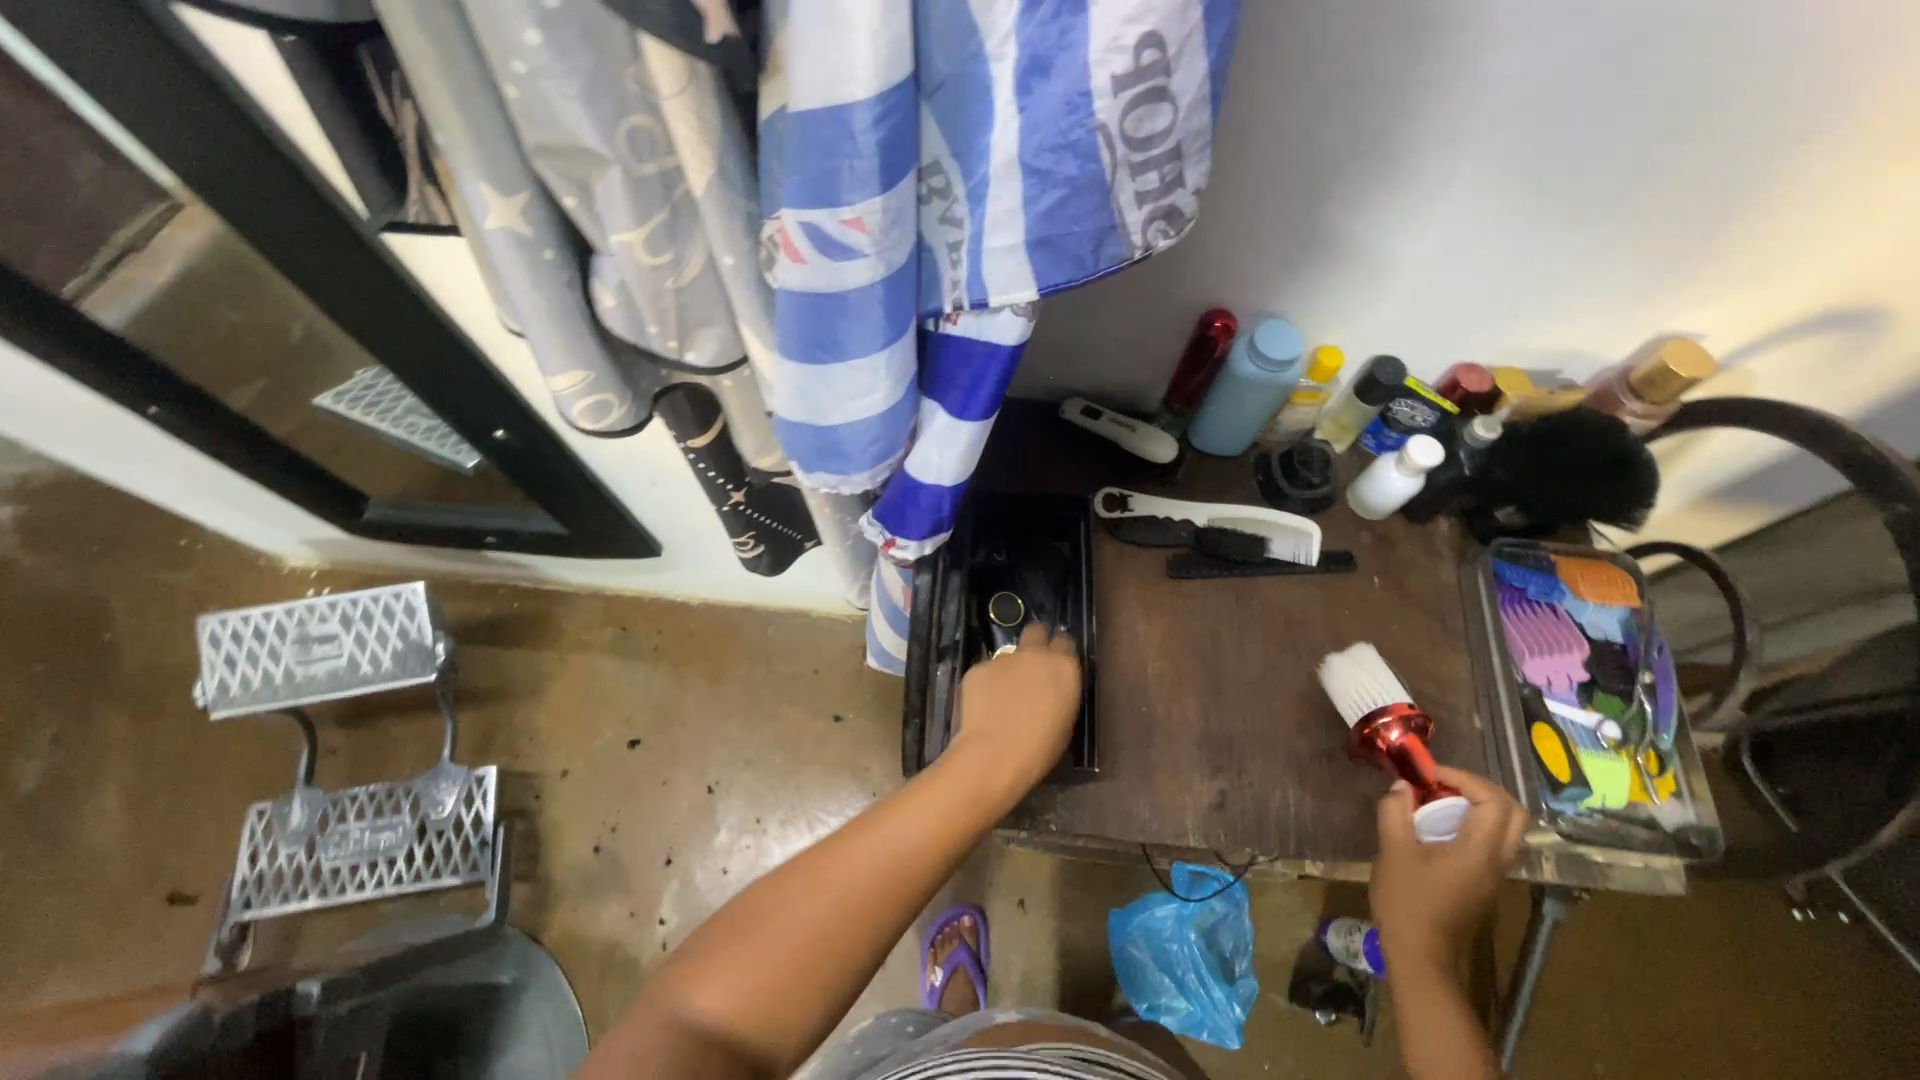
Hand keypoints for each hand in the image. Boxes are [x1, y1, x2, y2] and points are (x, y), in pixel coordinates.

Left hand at [948, 623, 1081, 792]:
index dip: (1059, 653)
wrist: (995, 754)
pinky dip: (986, 683)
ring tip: (1002, 696)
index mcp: (1064, 667)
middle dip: (1035, 642)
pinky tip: (984, 705)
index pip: (1065, 642)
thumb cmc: (1040, 748)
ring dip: (1009, 668)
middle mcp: (1035, 654)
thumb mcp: (1065, 720)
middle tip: (1030, 666)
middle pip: (1036, 631)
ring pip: (1009, 653)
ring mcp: (1004, 658)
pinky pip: (986, 670)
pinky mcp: (978, 667)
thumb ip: (1060, 692)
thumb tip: (1051, 688)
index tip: (1054, 667)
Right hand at [1370, 767, 1524, 972]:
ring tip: (1439, 802)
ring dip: (1478, 807)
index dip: (1465, 778)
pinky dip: (1473, 825)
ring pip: (1506, 829)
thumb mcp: (1392, 850)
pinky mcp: (1484, 884)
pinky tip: (1438, 828)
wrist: (1420, 953)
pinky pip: (1492, 843)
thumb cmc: (1407, 901)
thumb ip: (1395, 811)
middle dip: (1481, 789)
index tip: (1431, 775)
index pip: (1494, 801)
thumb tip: (1402, 786)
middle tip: (1445, 784)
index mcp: (1479, 851)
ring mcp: (1494, 875)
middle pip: (1513, 812)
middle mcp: (1497, 860)